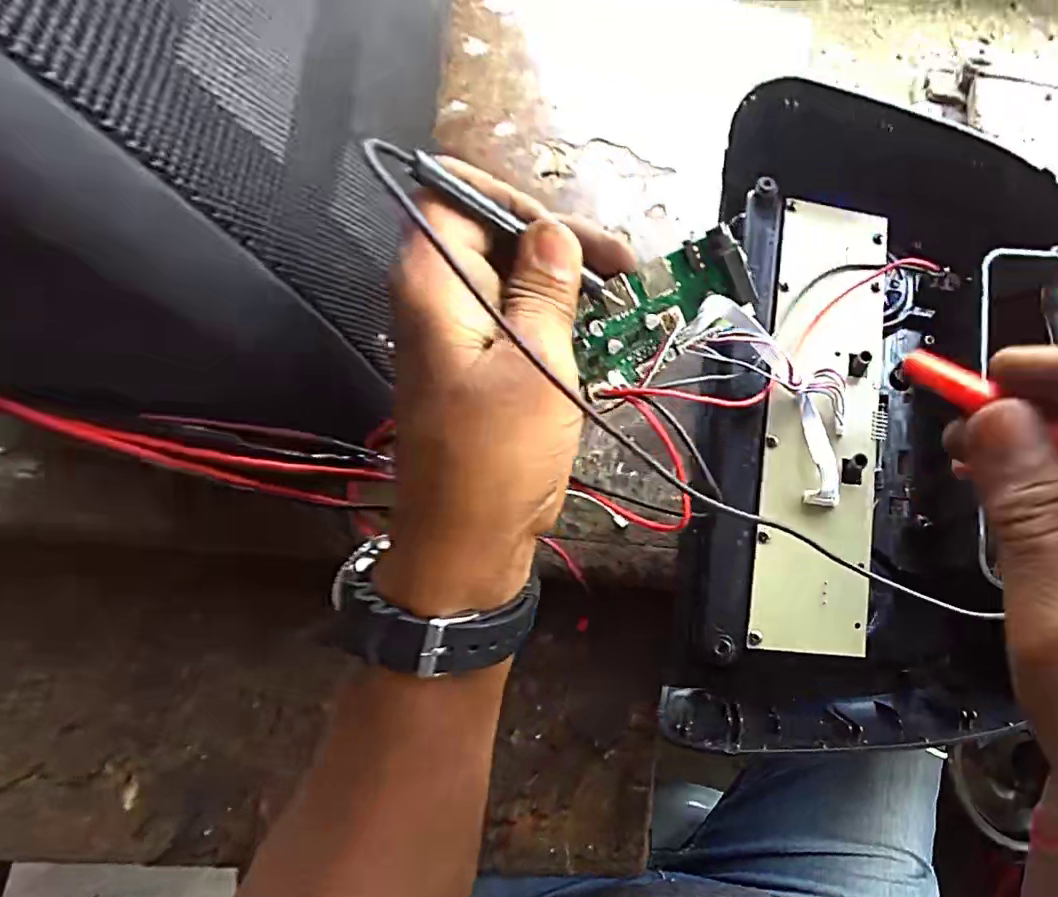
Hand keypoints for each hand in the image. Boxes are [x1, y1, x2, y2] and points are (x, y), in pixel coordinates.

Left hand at [377, 159, 636, 615]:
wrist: (474, 535)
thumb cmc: (500, 456)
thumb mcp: (537, 367)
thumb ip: (545, 294)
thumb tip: (555, 234)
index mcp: (435, 289)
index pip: (458, 199)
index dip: (520, 207)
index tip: (579, 240)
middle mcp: (440, 304)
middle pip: (493, 240)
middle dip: (560, 248)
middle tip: (622, 273)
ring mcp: (462, 339)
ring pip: (513, 286)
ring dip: (567, 289)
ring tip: (621, 305)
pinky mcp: (485, 372)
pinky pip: (521, 327)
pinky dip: (561, 325)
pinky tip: (599, 338)